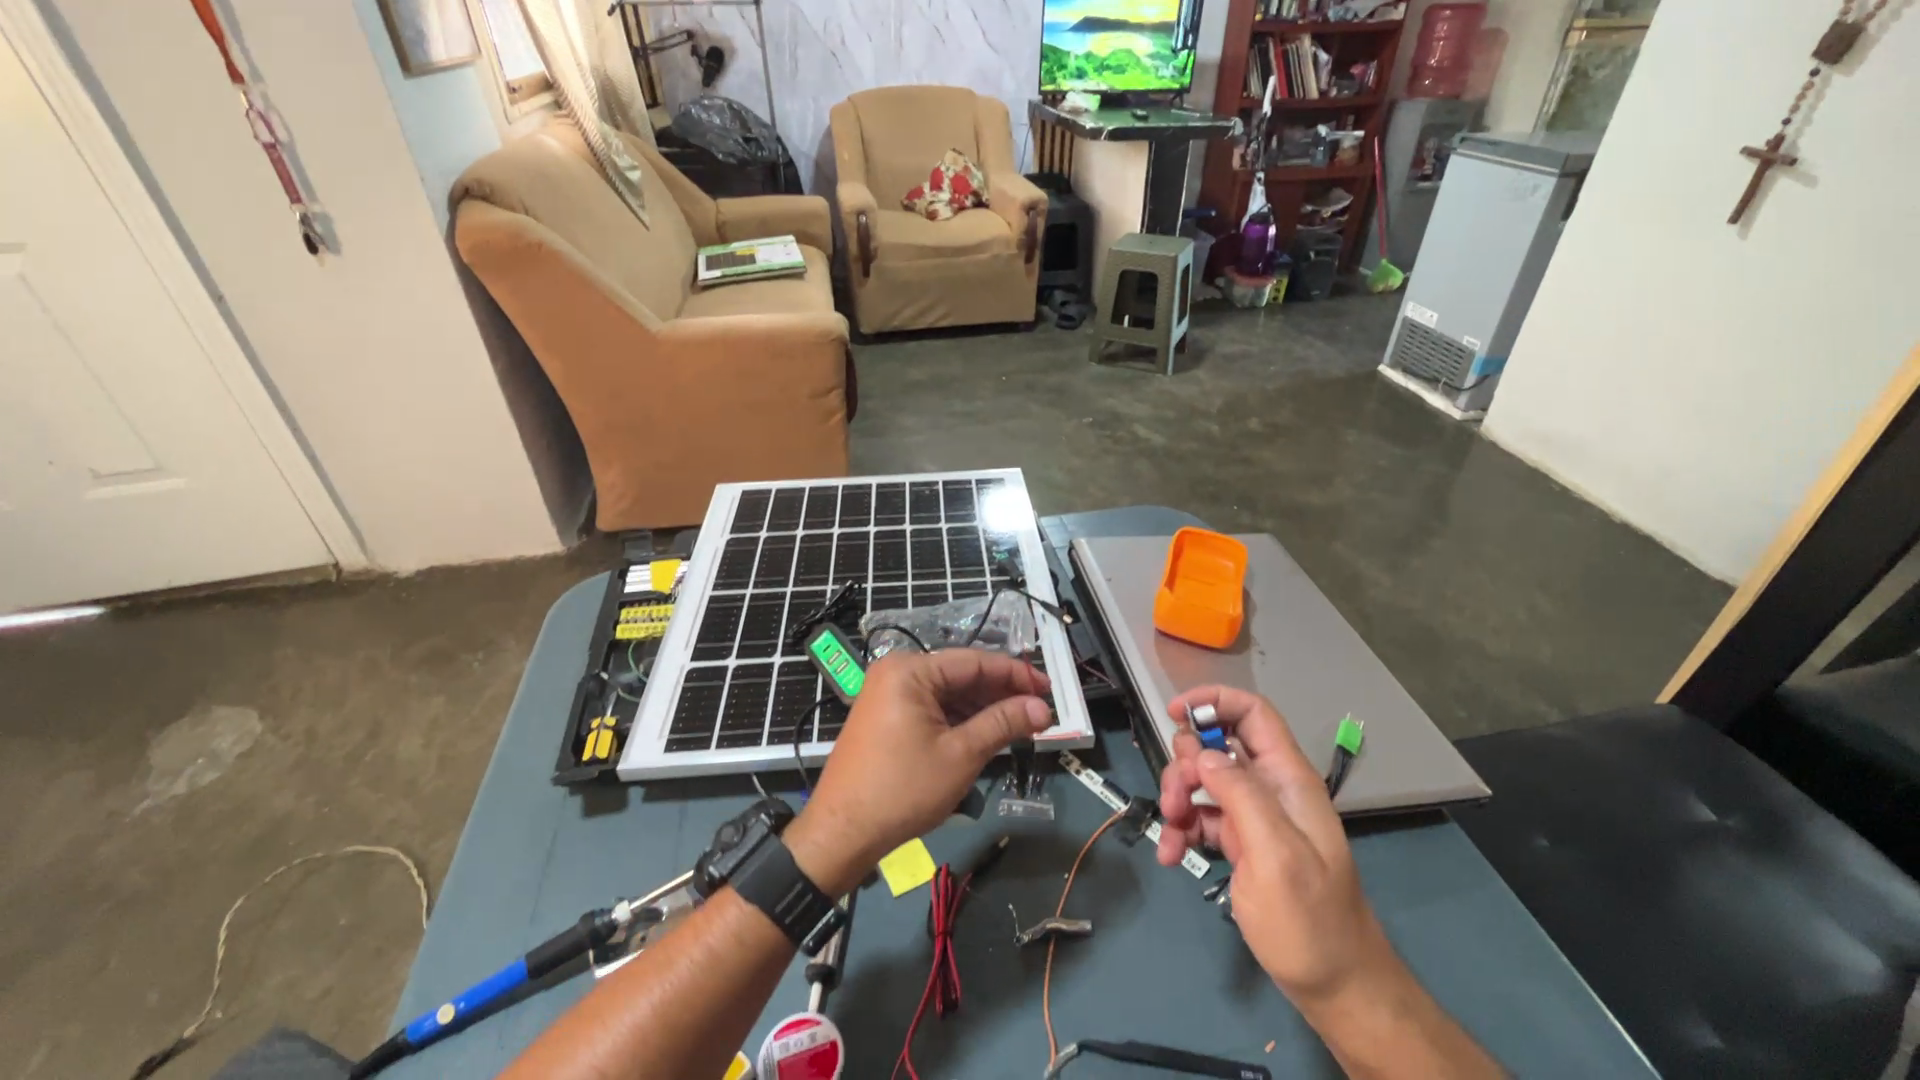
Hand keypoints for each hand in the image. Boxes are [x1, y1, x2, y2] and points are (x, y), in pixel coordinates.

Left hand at [784, 649, 1051, 893]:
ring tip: (1021, 727)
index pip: (975, 661)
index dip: (1016, 674)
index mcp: (910, 670)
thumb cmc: (903, 789)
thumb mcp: (962, 755)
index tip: (1049, 689)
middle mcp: (896, 673)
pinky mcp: (886, 719)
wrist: (843, 831)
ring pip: (948, 694)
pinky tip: (987, 735)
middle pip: (961, 675)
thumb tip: (1043, 708)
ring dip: (984, 709)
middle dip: (1002, 694)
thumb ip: (1003, 723)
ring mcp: (888, 696)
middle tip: (1040, 713)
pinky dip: (960, 721)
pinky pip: (932, 709)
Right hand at [1156, 687, 1397, 1006]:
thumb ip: (1241, 796)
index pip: (1253, 714)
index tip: (1174, 714)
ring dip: (1179, 801)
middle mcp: (1272, 791)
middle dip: (1185, 766)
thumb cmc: (1310, 922)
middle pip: (1219, 748)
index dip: (1214, 702)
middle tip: (1173, 801)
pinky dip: (1182, 832)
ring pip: (1205, 784)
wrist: (1335, 984)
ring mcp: (1258, 819)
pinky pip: (1203, 821)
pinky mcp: (1245, 846)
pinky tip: (1172, 856)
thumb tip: (1204, 752)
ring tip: (1172, 837)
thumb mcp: (1275, 856)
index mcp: (1289, 781)